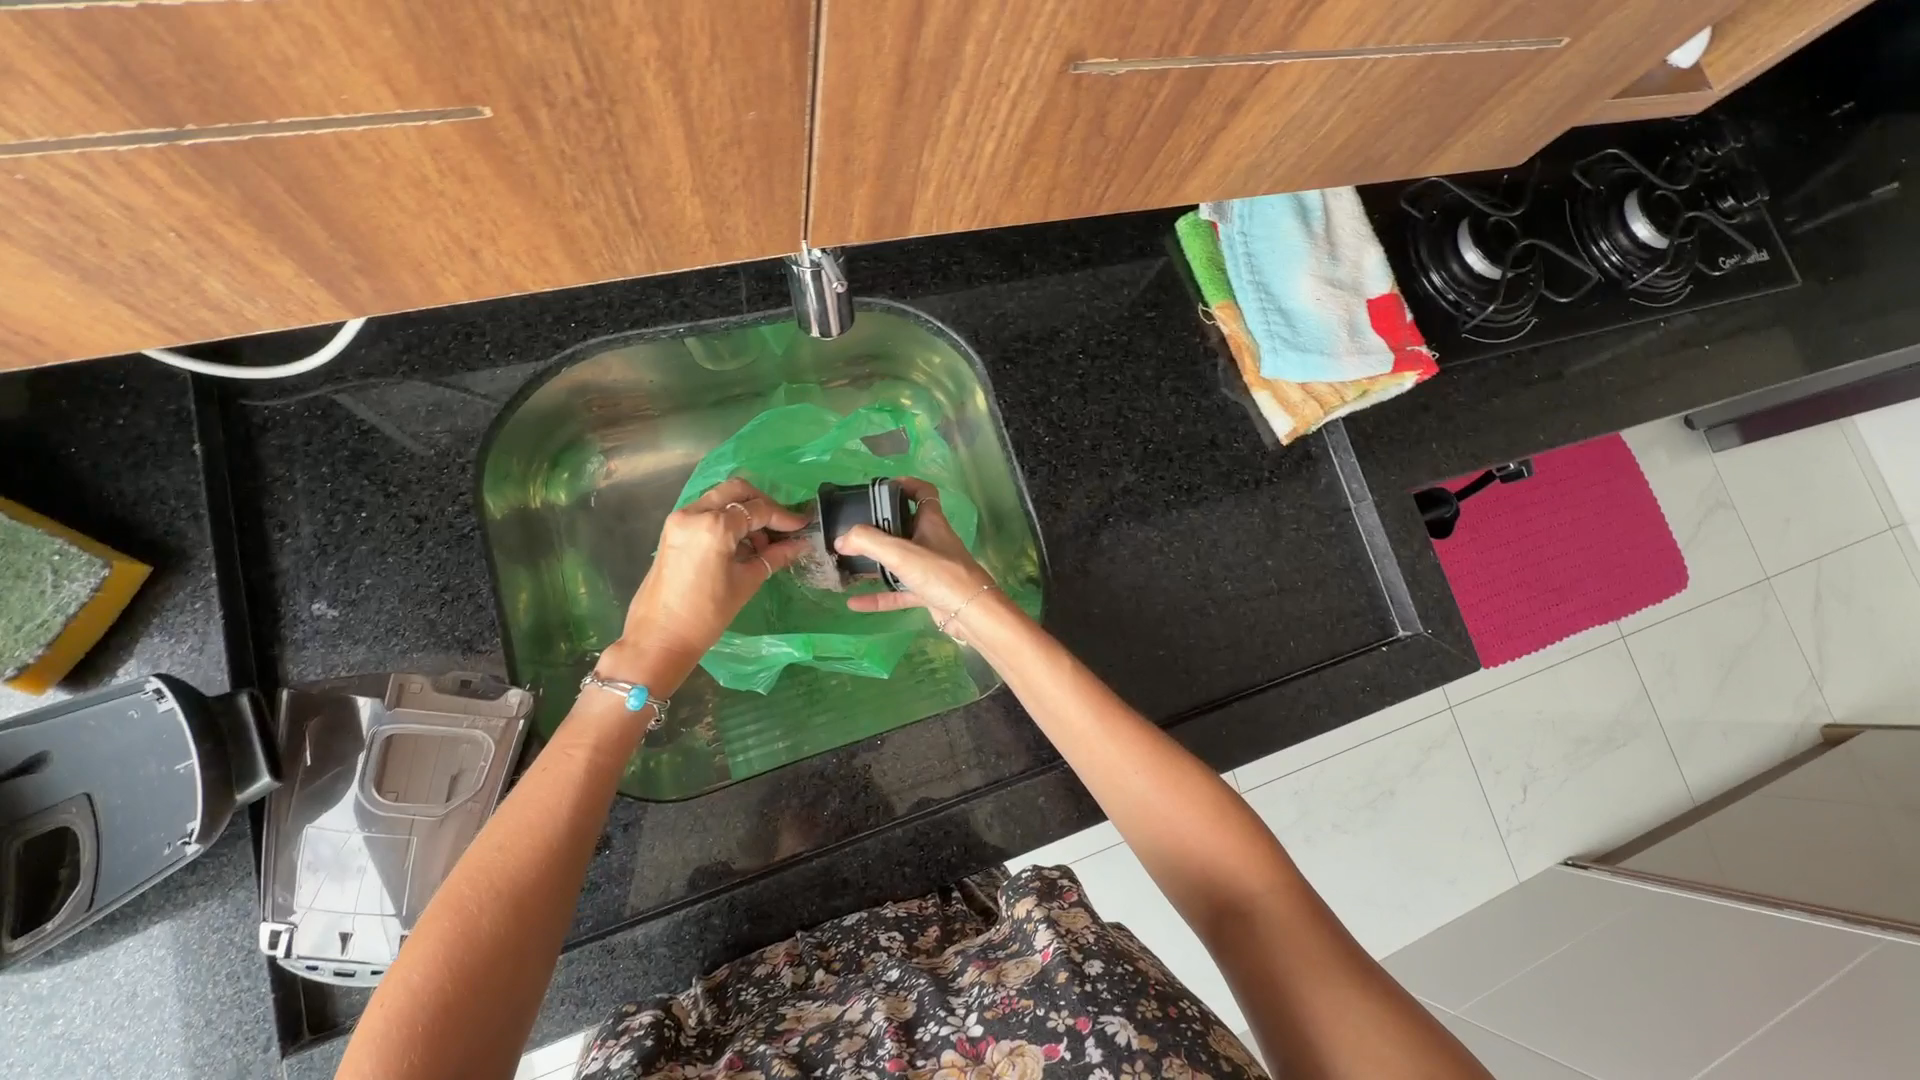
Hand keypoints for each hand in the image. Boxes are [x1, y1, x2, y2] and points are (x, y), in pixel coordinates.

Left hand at [603, 478, 809, 683]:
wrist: (659, 638)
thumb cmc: (707, 615)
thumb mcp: (746, 582)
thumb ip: (775, 556)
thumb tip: (801, 545)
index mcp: (714, 526)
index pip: (758, 509)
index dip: (784, 516)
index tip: (803, 525)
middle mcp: (694, 513)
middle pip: (736, 490)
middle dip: (763, 503)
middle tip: (782, 525)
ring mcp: (679, 520)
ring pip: (720, 498)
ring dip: (744, 511)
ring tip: (763, 542)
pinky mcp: (672, 530)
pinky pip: (706, 512)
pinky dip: (727, 519)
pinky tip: (742, 544)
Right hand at [835, 478, 997, 633]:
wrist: (971, 614)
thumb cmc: (940, 574)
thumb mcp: (901, 553)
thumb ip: (868, 542)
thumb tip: (841, 539)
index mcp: (931, 522)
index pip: (923, 493)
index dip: (906, 484)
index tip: (882, 487)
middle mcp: (931, 541)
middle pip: (904, 527)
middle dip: (879, 527)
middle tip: (852, 528)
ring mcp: (930, 568)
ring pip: (899, 561)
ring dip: (876, 563)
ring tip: (848, 563)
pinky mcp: (928, 592)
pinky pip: (898, 591)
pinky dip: (879, 596)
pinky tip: (855, 603)